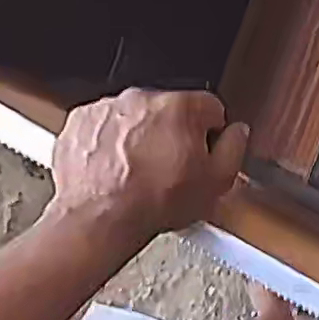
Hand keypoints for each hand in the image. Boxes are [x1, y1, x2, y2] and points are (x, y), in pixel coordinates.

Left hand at [47, 88, 249, 242]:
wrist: (99, 219)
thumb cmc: (152, 203)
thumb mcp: (216, 184)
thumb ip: (234, 149)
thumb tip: (237, 134)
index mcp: (181, 107)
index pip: (211, 107)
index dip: (211, 134)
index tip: (203, 154)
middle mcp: (143, 99)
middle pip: (171, 110)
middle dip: (174, 136)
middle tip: (171, 171)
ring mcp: (108, 108)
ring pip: (136, 118)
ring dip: (141, 139)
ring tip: (140, 176)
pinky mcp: (81, 121)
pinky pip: (105, 126)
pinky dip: (110, 144)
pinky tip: (116, 171)